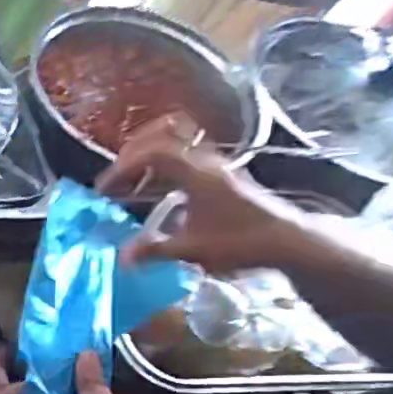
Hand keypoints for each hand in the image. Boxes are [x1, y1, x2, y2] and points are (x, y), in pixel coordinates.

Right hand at [96, 116, 312, 272]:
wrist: (288, 240)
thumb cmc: (241, 242)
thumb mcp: (193, 249)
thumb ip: (155, 250)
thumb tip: (122, 258)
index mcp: (197, 174)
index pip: (153, 153)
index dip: (123, 167)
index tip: (104, 189)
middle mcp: (207, 161)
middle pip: (164, 135)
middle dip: (132, 153)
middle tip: (114, 177)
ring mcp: (216, 164)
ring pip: (177, 141)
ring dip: (149, 153)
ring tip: (131, 178)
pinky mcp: (222, 174)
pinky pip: (186, 155)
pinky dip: (164, 163)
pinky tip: (156, 187)